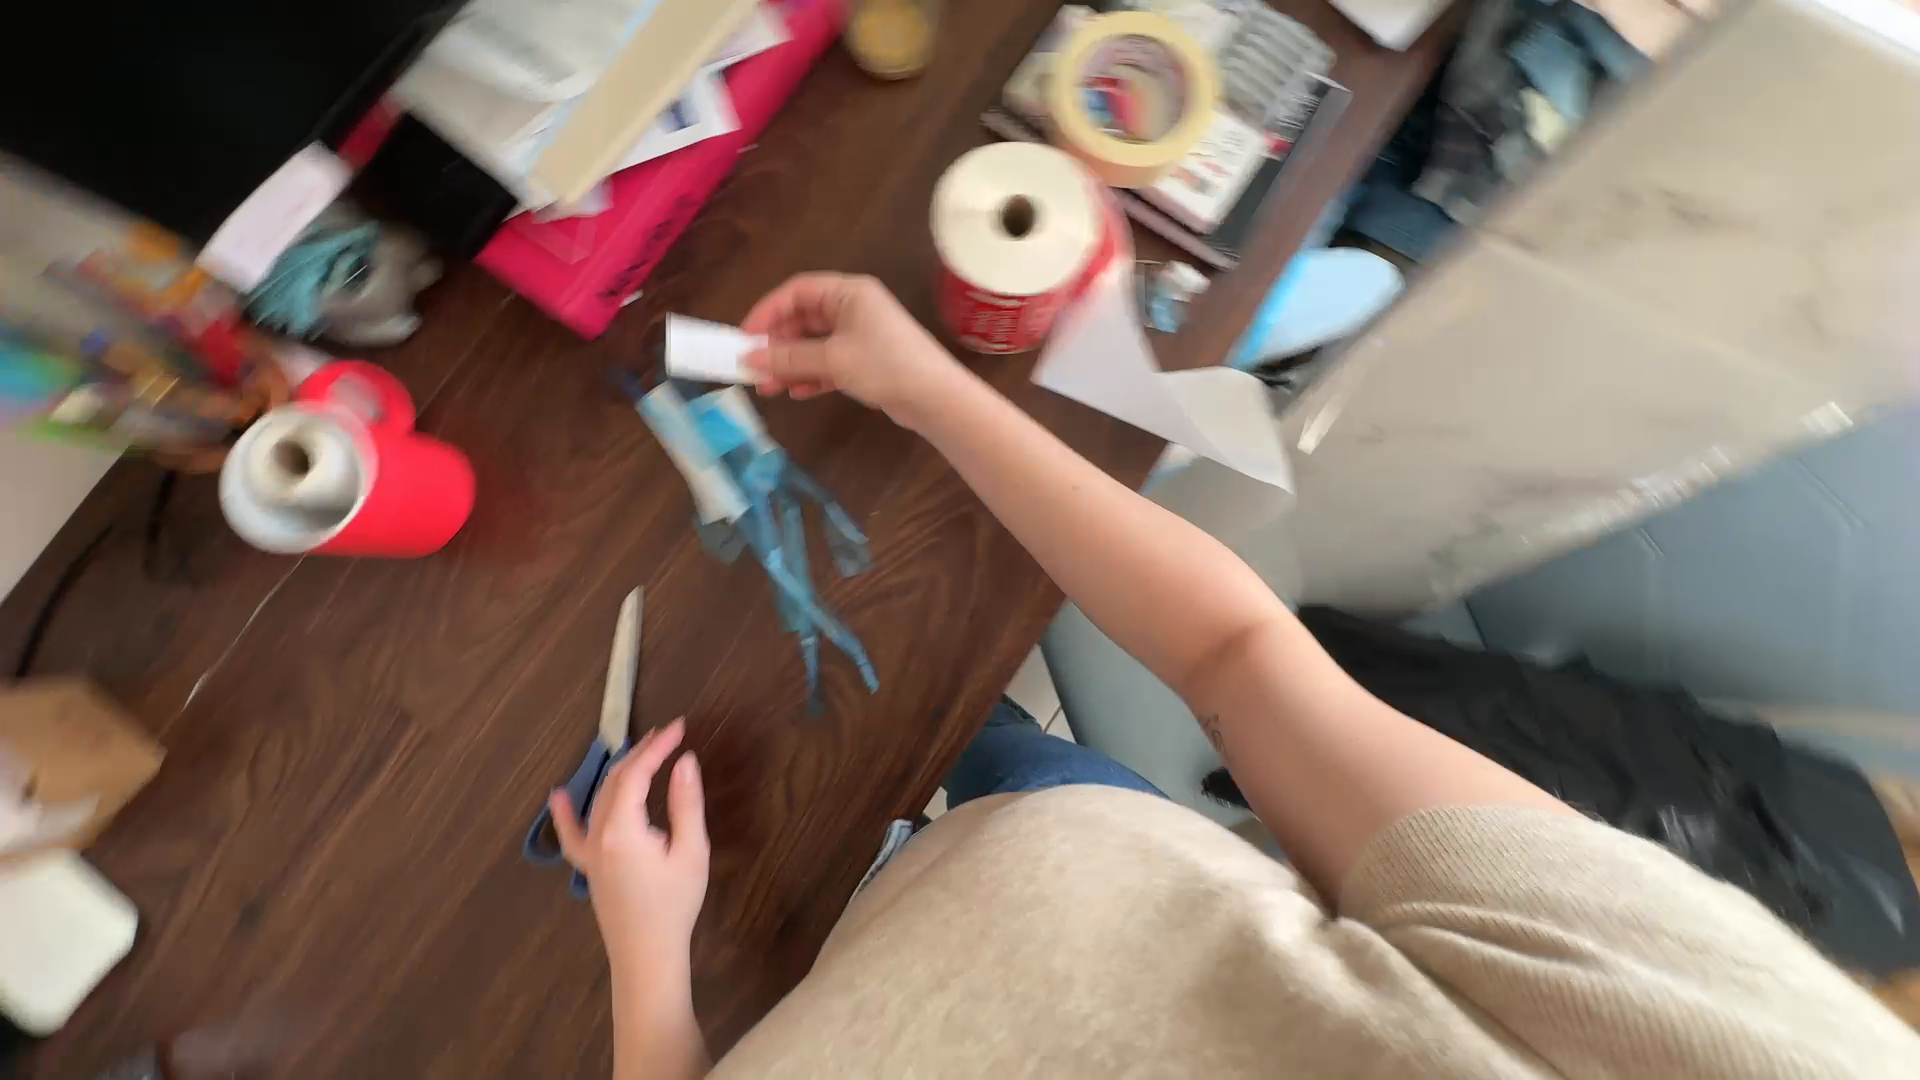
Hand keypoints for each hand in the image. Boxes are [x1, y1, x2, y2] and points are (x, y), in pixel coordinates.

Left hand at [550, 718, 707, 985]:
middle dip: (642, 752)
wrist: (647, 956)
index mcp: (622, 829)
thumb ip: (686, 803)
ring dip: (621, 770)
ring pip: (600, 798)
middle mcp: (598, 835)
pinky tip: (559, 795)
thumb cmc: (675, 903)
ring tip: (643, 750)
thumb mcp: (691, 850)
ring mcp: (589, 852)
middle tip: (670, 734)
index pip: (637, 773)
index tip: (680, 727)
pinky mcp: (589, 867)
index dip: (658, 746)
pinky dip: (566, 813)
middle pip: (617, 780)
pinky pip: (572, 834)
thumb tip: (684, 761)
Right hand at [740, 273, 963, 427]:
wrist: (935, 398)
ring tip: (769, 388)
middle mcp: (855, 309)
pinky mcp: (868, 363)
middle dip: (777, 344)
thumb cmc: (886, 365)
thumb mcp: (833, 359)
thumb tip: (750, 359)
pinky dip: (813, 376)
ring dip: (791, 364)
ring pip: (815, 346)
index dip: (767, 312)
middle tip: (753, 368)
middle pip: (804, 320)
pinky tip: (798, 392)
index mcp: (849, 293)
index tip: (744, 337)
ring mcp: (862, 337)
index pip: (797, 292)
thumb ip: (789, 358)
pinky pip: (830, 365)